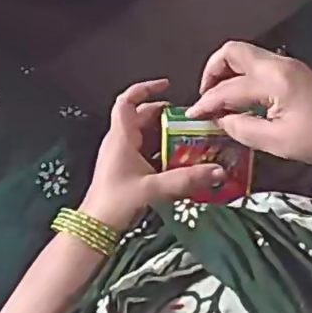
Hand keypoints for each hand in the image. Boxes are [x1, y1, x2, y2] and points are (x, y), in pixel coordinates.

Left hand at [78, 79, 226, 230]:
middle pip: (144, 117)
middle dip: (167, 116)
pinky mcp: (127, 169)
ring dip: (167, 136)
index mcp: (121, 136)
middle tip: (190, 121)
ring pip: (147, 135)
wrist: (95, 226)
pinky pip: (147, 152)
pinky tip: (180, 162)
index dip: (146, 88)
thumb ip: (185, 180)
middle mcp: (121, 141)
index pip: (128, 101)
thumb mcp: (153, 188)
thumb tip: (216, 171)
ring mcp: (123, 155)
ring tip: (191, 140)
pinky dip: (163, 152)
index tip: (166, 85)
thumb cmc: (115, 201)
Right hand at [185, 41, 311, 166]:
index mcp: (272, 79)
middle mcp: (276, 64)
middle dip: (212, 72)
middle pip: (232, 52)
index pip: (226, 88)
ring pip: (245, 56)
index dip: (205, 103)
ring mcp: (287, 65)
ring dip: (226, 73)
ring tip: (219, 99)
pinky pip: (257, 65)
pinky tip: (241, 99)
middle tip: (206, 98)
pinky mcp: (294, 72)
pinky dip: (241, 76)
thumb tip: (221, 120)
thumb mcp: (280, 142)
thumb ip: (243, 129)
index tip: (190, 117)